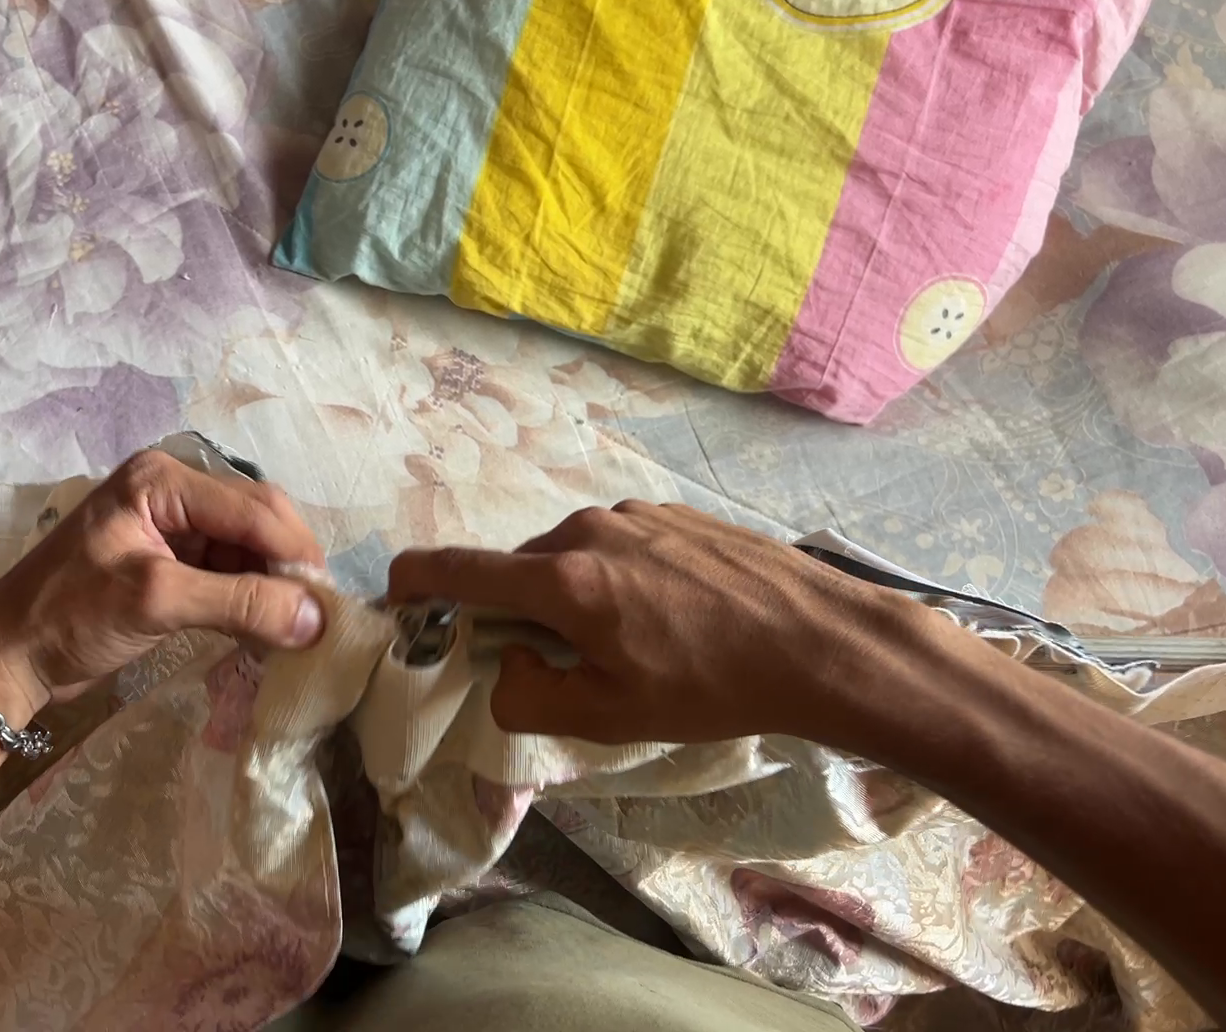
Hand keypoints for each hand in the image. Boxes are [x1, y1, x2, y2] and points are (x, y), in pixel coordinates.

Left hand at [0, 450, 327, 721]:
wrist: (7, 658)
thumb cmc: (68, 617)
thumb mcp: (154, 601)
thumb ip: (238, 603)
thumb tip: (316, 618)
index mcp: (163, 479)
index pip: (252, 507)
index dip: (295, 553)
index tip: (328, 603)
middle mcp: (174, 491)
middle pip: (257, 520)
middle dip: (288, 566)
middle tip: (318, 617)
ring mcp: (174, 527)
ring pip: (248, 548)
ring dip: (274, 586)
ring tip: (299, 629)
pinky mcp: (173, 561)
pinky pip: (230, 571)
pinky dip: (252, 599)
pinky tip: (267, 629)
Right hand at [387, 502, 922, 744]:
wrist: (826, 642)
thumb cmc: (712, 686)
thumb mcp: (612, 716)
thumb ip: (530, 697)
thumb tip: (509, 669)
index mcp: (561, 580)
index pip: (458, 568)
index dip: (414, 579)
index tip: (399, 596)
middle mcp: (584, 530)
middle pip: (516, 569)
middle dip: (516, 610)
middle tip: (561, 656)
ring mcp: (628, 514)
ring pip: (564, 555)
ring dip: (568, 594)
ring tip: (628, 634)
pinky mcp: (667, 510)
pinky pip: (609, 542)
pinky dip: (610, 574)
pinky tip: (666, 607)